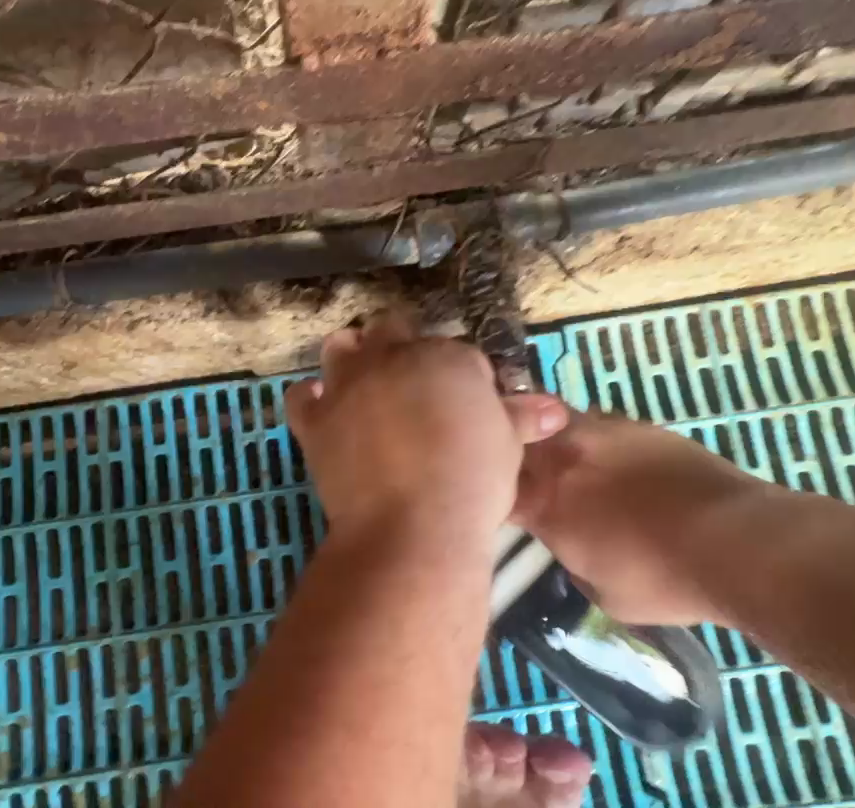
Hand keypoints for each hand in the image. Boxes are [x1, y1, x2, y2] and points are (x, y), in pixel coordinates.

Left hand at [284, 311, 568, 548]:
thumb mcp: (507, 446)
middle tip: (416, 384)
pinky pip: (301, 395)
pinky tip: (323, 405)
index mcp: (446, 357)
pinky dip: (311, 397)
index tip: (465, 402)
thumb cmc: (473, 483)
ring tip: (365, 377)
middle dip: (404, 345)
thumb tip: (553, 410)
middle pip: (393, 329)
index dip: (461, 375)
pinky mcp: (315, 420)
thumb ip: (521, 417)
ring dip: (353, 354)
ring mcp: (347, 385)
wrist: (414, 526)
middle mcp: (392, 357)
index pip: (455, 351)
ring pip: (341, 346)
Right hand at [512, 410, 782, 624]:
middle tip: (513, 466)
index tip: (488, 498)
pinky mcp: (636, 425)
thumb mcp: (601, 592)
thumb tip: (571, 543)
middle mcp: (562, 458)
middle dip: (507, 448)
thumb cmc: (664, 581)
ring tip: (563, 459)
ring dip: (549, 437)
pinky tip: (611, 462)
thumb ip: (571, 558)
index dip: (486, 489)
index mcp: (545, 504)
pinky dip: (591, 439)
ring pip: (553, 421)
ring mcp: (600, 432)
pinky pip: (597, 424)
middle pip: (514, 437)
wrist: (736, 541)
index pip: (493, 485)